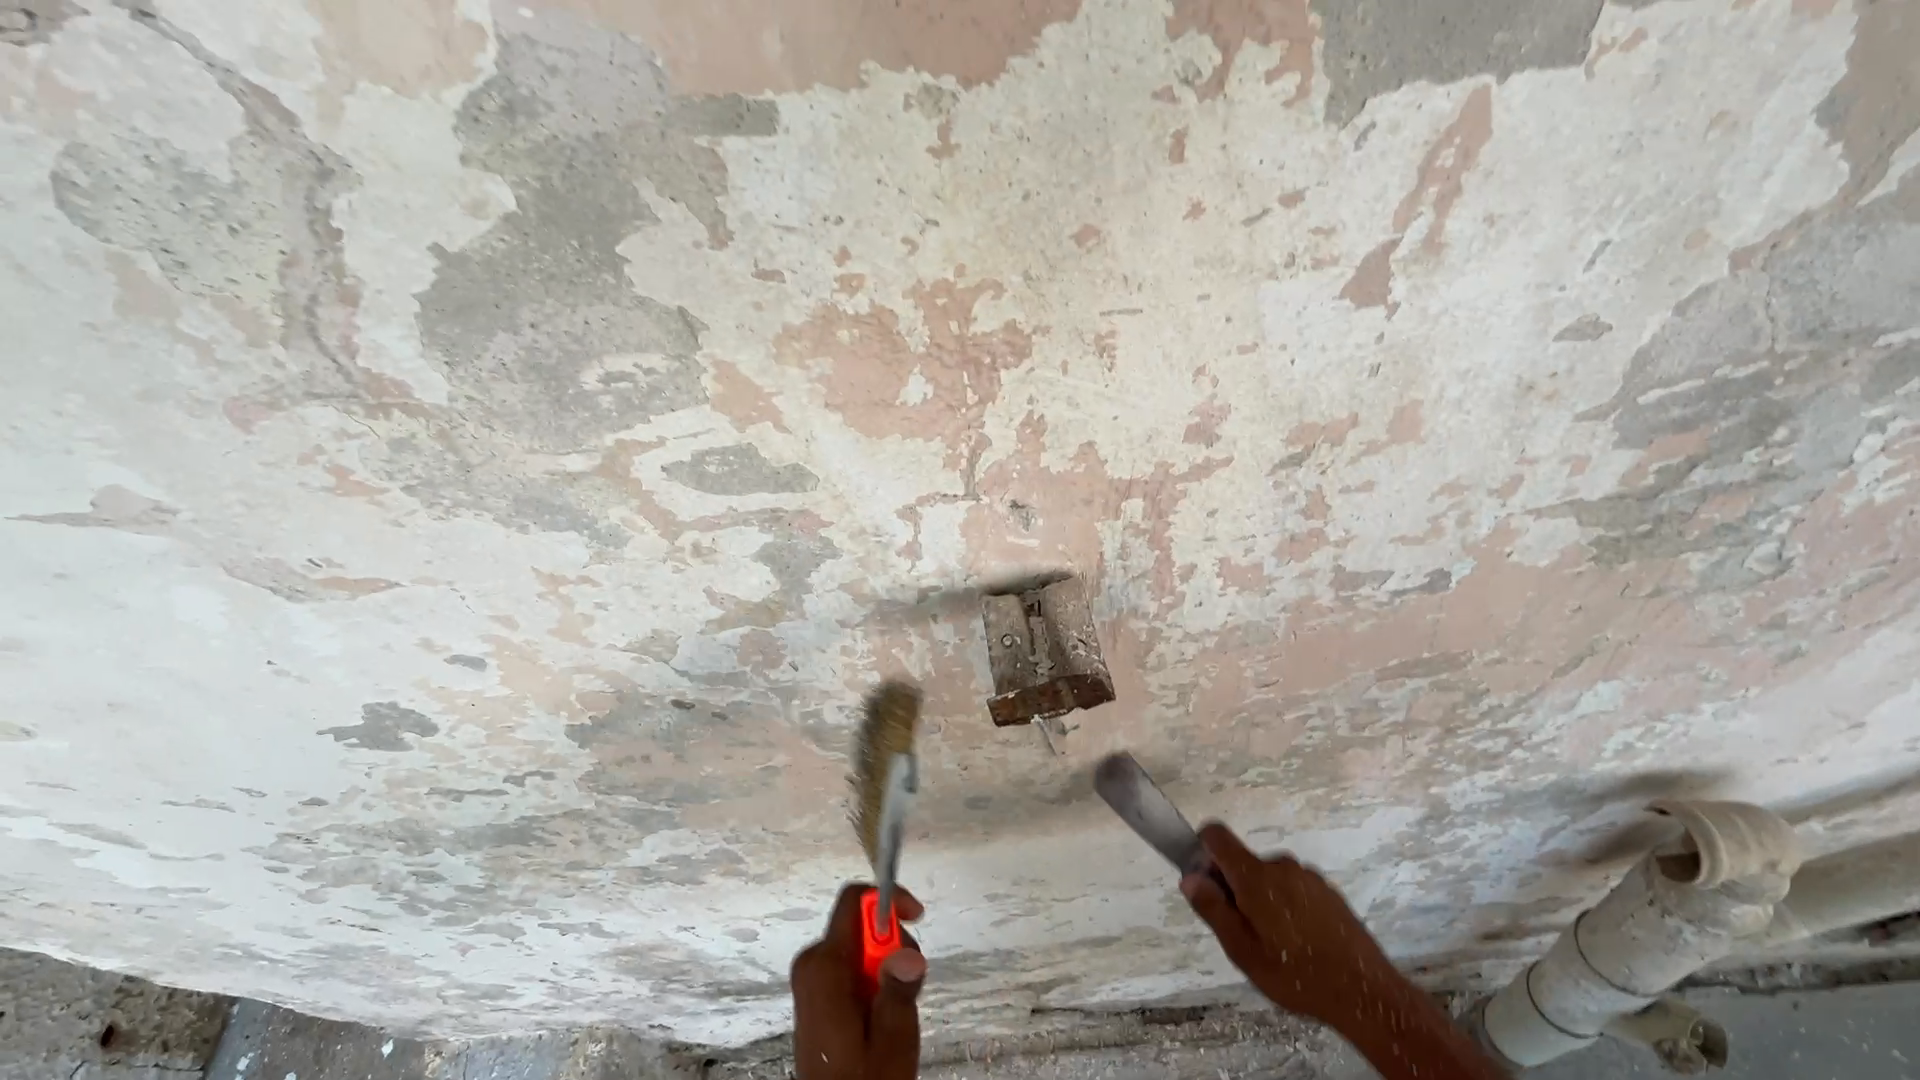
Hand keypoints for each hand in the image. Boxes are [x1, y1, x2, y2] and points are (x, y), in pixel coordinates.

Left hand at [791, 883, 926, 1079]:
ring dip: (886, 962)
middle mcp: (813, 963)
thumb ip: (899, 990)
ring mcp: (812, 977)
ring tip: (896, 1005)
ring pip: (860, 944)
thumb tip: (908, 952)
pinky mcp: (816, 991)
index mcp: (825, 966)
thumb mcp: (892, 1038)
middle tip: (911, 979)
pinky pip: (851, 963)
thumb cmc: (865, 1079)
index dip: (887, 898)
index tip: (916, 917)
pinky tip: (882, 1009)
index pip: (853, 901)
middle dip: (892, 940)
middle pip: (860, 923)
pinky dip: (873, 975)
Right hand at [1181, 823, 1389, 1024]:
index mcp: (1255, 876)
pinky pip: (1293, 888)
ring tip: (1275, 944)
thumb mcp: (1242, 950)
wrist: (1366, 993)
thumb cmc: (1296, 974)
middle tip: (1243, 932)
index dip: (1202, 851)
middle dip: (1234, 889)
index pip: (1216, 835)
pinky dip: (1286, 906)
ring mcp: (1308, 877)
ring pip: (1268, 878)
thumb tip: (1189, 878)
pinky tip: (1300, 942)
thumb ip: (1212, 909)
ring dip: (1261, 899)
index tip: (1206, 885)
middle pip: (1242, 862)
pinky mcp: (1328, 892)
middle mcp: (1282, 866)